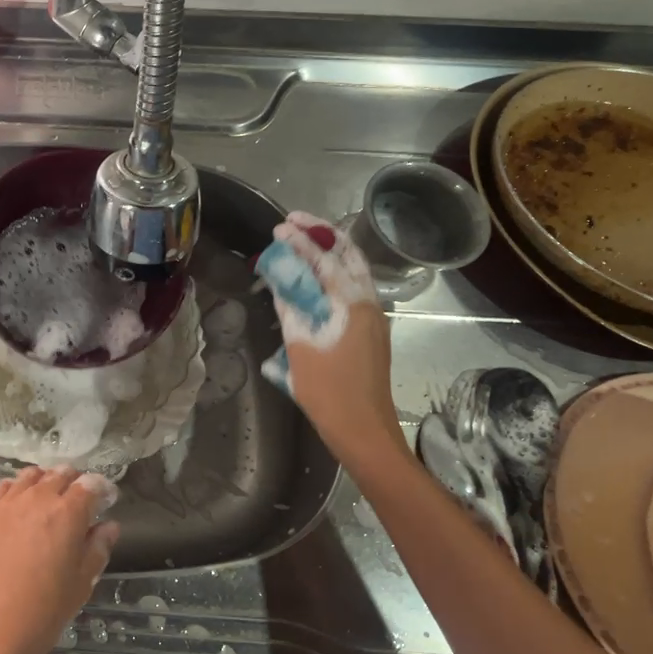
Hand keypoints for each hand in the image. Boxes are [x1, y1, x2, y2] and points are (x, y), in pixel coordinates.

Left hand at [0, 466, 119, 653]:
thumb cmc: (41, 612)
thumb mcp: (80, 585)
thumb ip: (97, 549)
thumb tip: (109, 526)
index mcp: (66, 513)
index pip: (89, 484)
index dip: (102, 488)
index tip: (107, 499)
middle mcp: (36, 498)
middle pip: (59, 474)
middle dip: (74, 481)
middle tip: (81, 500)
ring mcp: (6, 503)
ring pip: (30, 476)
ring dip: (45, 481)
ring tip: (49, 499)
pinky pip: (3, 488)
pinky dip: (16, 489)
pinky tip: (18, 505)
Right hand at [265, 213, 403, 457]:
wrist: (365, 432)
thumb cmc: (329, 392)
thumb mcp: (300, 348)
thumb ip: (291, 309)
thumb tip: (280, 280)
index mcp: (352, 305)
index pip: (326, 260)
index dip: (301, 241)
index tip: (280, 226)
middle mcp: (369, 304)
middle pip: (349, 257)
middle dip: (323, 235)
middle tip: (295, 221)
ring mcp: (373, 319)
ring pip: (354, 272)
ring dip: (329, 253)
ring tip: (302, 241)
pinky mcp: (370, 332)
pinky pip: (352, 290)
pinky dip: (332, 275)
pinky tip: (312, 279)